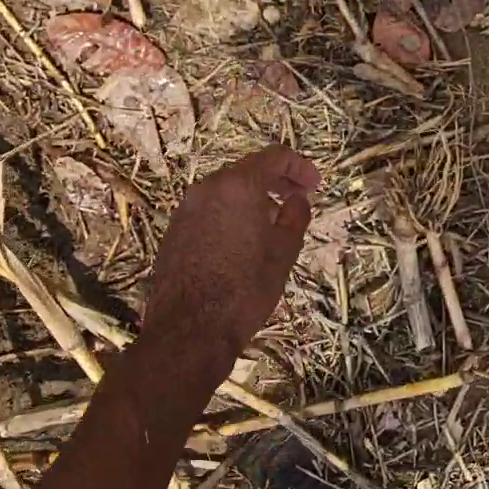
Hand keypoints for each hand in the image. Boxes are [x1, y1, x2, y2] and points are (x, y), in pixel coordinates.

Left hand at [142, 145, 319, 362]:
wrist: (188, 331)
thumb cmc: (245, 287)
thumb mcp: (285, 250)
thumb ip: (296, 215)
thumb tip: (296, 199)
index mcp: (239, 185)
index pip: (275, 156)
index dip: (300, 167)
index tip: (314, 185)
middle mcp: (208, 188)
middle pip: (248, 170)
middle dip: (276, 181)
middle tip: (297, 198)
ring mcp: (186, 210)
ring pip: (227, 191)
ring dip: (253, 199)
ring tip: (273, 224)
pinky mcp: (174, 232)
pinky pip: (210, 210)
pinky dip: (231, 214)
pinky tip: (243, 241)